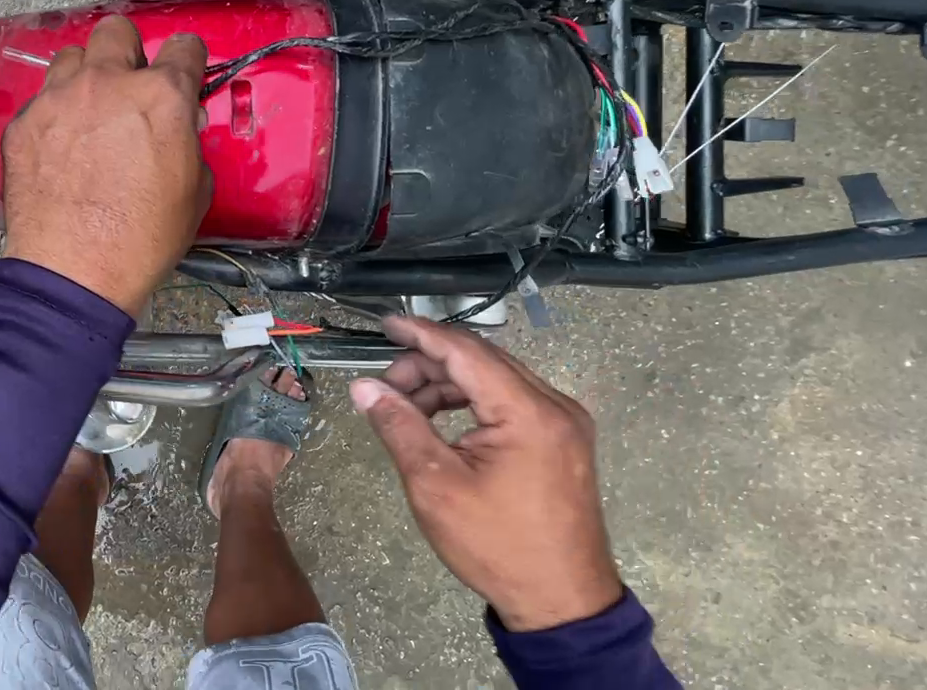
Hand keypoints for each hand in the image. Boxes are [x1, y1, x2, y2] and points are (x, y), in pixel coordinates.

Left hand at [0, 16, 211, 315]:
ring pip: (72, 57)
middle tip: (130, 80)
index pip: (183, 47)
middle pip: (116, 31)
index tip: (181, 67)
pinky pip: (42, 98)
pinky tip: (60, 143)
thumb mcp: (195, 190)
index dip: (186, 59)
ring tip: (90, 109)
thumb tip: (179, 130)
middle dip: (128, 50)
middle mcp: (106, 85)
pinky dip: (54, 112)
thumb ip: (188, 141)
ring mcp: (59, 100)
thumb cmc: (136, 239)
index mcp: (160, 97)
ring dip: (85, 75)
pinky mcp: (25, 122)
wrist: (74, 270)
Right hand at [349, 317, 623, 631]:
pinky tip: (436, 418)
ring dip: (443, 381)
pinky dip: (466, 399)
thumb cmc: (496, 543)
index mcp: (528, 413)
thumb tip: (364, 386)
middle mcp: (553, 407)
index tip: (384, 323)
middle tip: (384, 385)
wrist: (562, 604)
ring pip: (491, 376)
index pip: (465, 352)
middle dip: (425, 362)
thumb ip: (398, 424)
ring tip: (404, 406)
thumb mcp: (434, 483)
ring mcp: (561, 423)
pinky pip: (505, 398)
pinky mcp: (559, 439)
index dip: (420, 333)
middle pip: (479, 359)